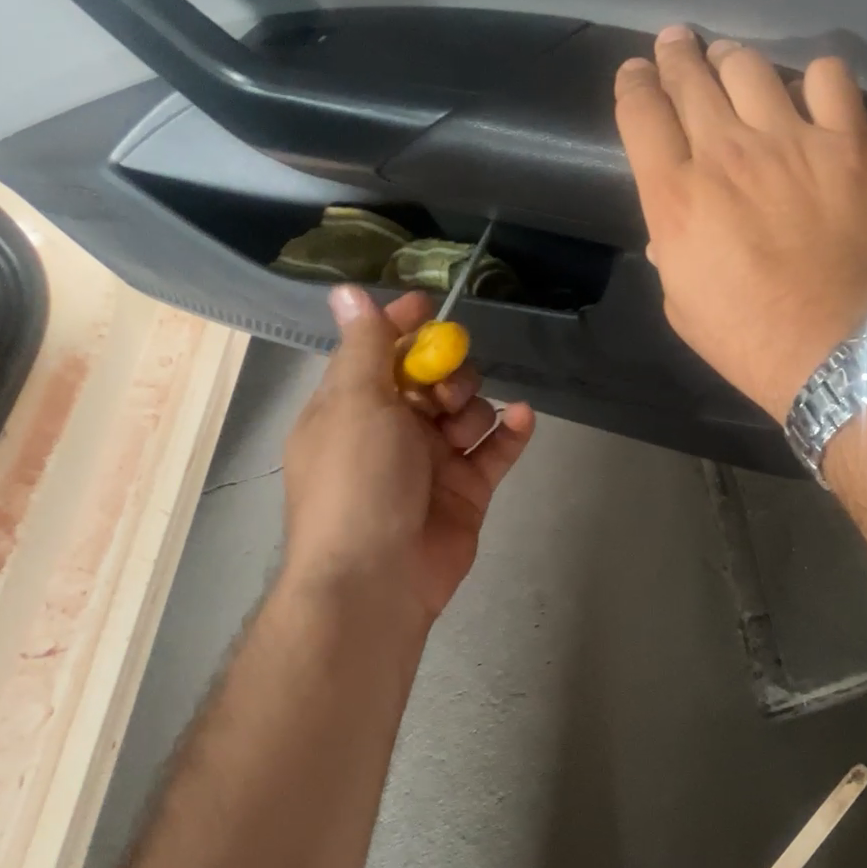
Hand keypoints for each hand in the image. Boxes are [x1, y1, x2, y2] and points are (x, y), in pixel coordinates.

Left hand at [283, 286, 534, 621]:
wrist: (377, 577)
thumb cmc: (357, 482)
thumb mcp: (355, 404)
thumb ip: (364, 346)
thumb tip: (345, 290)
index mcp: (353, 408)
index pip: (379, 353)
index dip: (403, 327)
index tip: (431, 308)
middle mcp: (392, 430)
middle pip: (433, 379)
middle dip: (448, 373)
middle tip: (444, 391)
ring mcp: (433, 461)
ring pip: (469, 411)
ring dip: (474, 407)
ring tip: (464, 429)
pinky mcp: (469, 489)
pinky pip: (497, 449)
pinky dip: (511, 431)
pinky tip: (522, 418)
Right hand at [614, 26, 866, 418]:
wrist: (848, 359)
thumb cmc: (758, 347)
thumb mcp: (685, 310)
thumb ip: (672, 254)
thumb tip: (672, 230)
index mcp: (676, 197)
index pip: (640, 111)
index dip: (636, 83)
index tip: (640, 75)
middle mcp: (727, 153)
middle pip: (690, 77)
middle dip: (678, 56)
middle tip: (680, 47)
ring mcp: (794, 143)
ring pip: (750, 66)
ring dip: (733, 60)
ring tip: (734, 64)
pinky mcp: (853, 146)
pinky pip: (829, 78)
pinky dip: (815, 80)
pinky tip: (812, 97)